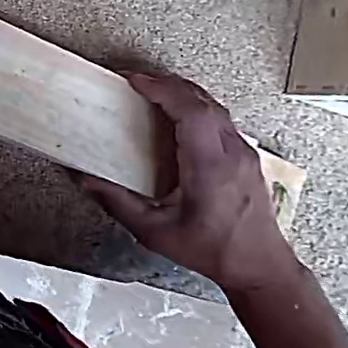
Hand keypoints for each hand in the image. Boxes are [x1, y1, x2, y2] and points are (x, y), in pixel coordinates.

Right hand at [78, 74, 299, 294]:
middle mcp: (230, 152)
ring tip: (155, 92)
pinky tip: (179, 115)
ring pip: (214, 106)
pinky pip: (221, 118)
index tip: (135, 81)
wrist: (260, 266)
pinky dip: (196, 107)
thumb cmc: (212, 251)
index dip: (161, 89)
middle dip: (167, 84)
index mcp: (209, 166)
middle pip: (201, 100)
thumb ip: (118, 204)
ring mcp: (243, 152)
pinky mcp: (245, 156)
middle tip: (138, 82)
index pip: (189, 111)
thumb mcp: (156, 232)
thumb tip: (88, 181)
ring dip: (183, 93)